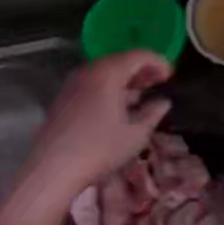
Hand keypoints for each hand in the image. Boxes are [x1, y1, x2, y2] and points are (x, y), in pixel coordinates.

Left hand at [20, 50, 173, 201]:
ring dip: (124, 79)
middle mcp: (89, 70)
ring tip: (140, 95)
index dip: (158, 62)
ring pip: (104, 72)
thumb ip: (153, 113)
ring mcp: (73, 83)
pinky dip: (108, 87)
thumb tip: (163, 103)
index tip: (170, 75)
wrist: (53, 168)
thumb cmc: (100, 148)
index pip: (139, 56)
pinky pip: (92, 83)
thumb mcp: (136, 134)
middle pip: (120, 60)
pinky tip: (117, 106)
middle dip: (141, 70)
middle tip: (158, 82)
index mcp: (109, 72)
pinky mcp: (63, 97)